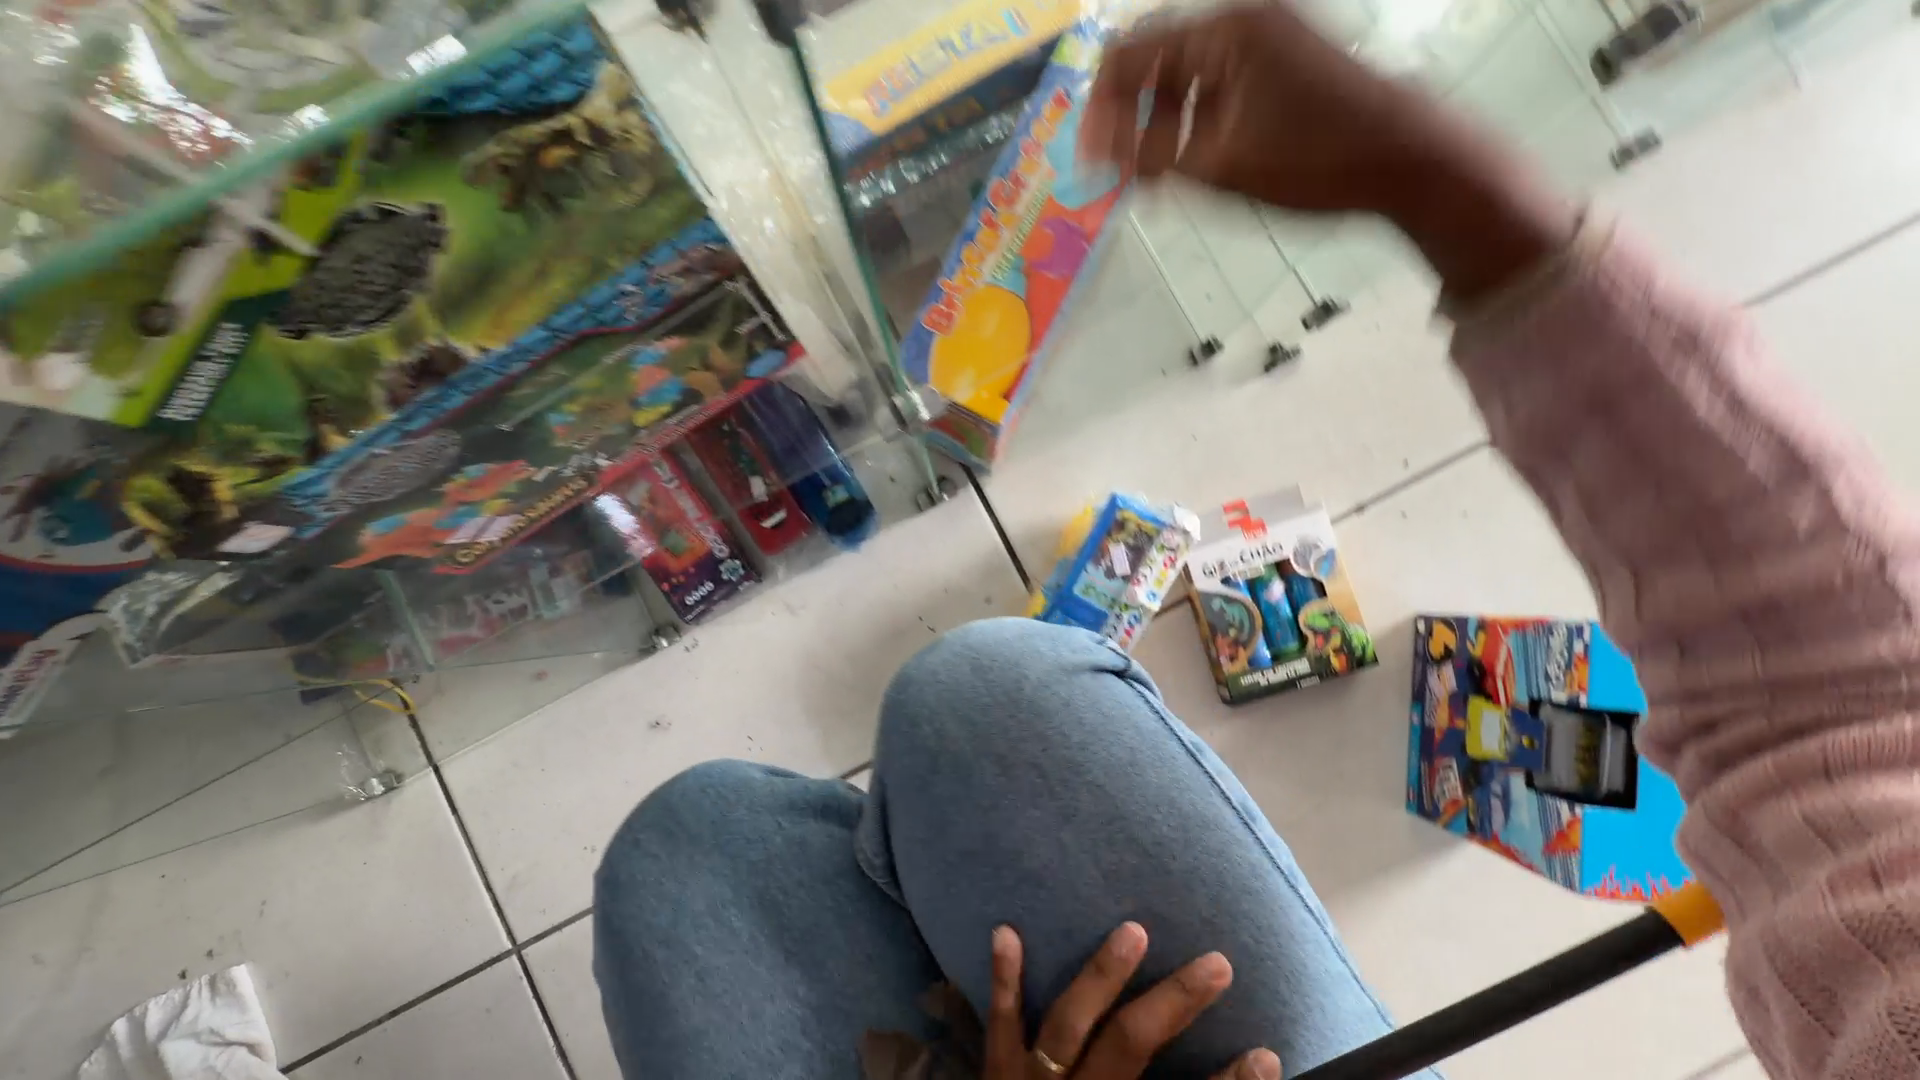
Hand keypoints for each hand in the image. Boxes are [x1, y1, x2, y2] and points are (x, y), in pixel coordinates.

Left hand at [985, 922, 1281, 1079]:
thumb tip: (1245, 1072)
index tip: (1265, 1054)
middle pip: (1128, 1046)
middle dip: (1173, 1003)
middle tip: (1217, 964)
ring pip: (1067, 1024)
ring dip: (1101, 976)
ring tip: (1134, 932)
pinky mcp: (996, 1074)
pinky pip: (999, 1025)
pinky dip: (1004, 981)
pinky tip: (1006, 932)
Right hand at [1079, 2, 1576, 303]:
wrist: (1409, 158)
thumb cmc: (1314, 160)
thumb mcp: (1219, 163)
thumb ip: (1148, 153)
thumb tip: (1094, 149)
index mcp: (1224, 32)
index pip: (1129, 54)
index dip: (1099, 109)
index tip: (1088, 161)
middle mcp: (1242, 22)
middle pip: (1155, 64)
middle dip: (1129, 120)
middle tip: (1120, 177)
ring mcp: (1266, 42)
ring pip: (1185, 81)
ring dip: (1160, 128)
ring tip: (1156, 182)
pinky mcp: (1282, 66)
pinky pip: (1216, 91)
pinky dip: (1194, 126)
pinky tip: (1192, 166)